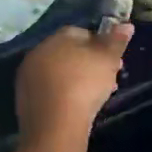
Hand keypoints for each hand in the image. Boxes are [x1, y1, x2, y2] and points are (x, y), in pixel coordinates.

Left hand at [14, 23, 133, 147]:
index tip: (114, 59)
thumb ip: (117, 40)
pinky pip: (51, 89)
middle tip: (109, 77)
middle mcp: (37, 54)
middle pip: (69, 53)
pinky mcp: (25, 100)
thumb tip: (125, 25)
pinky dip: (65, 93)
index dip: (101, 43)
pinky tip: (78, 105)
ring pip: (60, 72)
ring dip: (79, 78)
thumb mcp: (109, 59)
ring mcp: (28, 78)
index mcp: (56, 39)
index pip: (81, 32)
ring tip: (97, 94)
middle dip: (90, 62)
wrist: (55, 126)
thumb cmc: (85, 84)